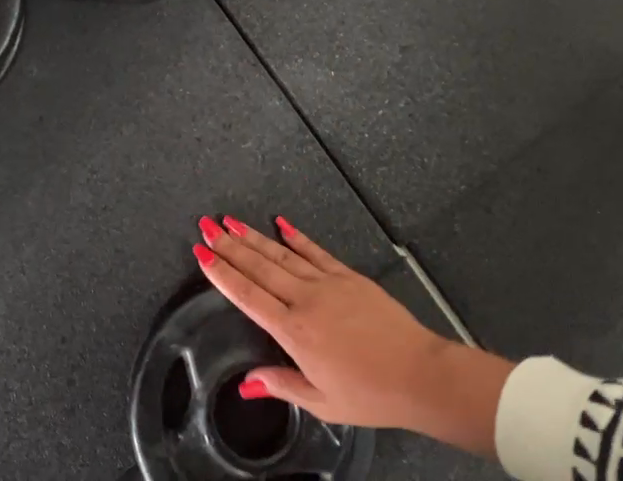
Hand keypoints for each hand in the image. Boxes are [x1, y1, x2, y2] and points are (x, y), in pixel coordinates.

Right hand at [194, 215, 513, 459]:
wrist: (420, 374)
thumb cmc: (372, 394)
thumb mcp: (321, 402)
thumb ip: (281, 385)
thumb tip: (247, 384)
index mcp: (294, 332)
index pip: (247, 295)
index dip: (221, 273)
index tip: (202, 254)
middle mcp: (306, 301)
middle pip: (258, 267)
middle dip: (228, 245)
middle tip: (206, 226)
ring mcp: (328, 284)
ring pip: (281, 254)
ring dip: (253, 237)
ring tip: (230, 221)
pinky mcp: (349, 277)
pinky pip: (316, 251)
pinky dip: (296, 236)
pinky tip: (281, 223)